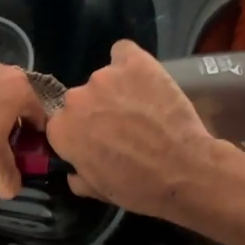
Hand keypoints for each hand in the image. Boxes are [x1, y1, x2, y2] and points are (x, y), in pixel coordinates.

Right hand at [46, 40, 222, 217]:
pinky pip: (123, 52)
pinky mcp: (134, 61)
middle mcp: (76, 99)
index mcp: (62, 130)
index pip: (60, 124)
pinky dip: (129, 62)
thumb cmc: (139, 188)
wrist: (184, 171)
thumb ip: (78, 177)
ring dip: (116, 90)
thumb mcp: (100, 192)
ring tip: (141, 107)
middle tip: (121, 125)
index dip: (80, 133)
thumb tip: (73, 171)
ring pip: (103, 79)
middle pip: (80, 100)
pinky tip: (143, 77)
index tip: (96, 142)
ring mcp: (104, 77)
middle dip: (96, 111)